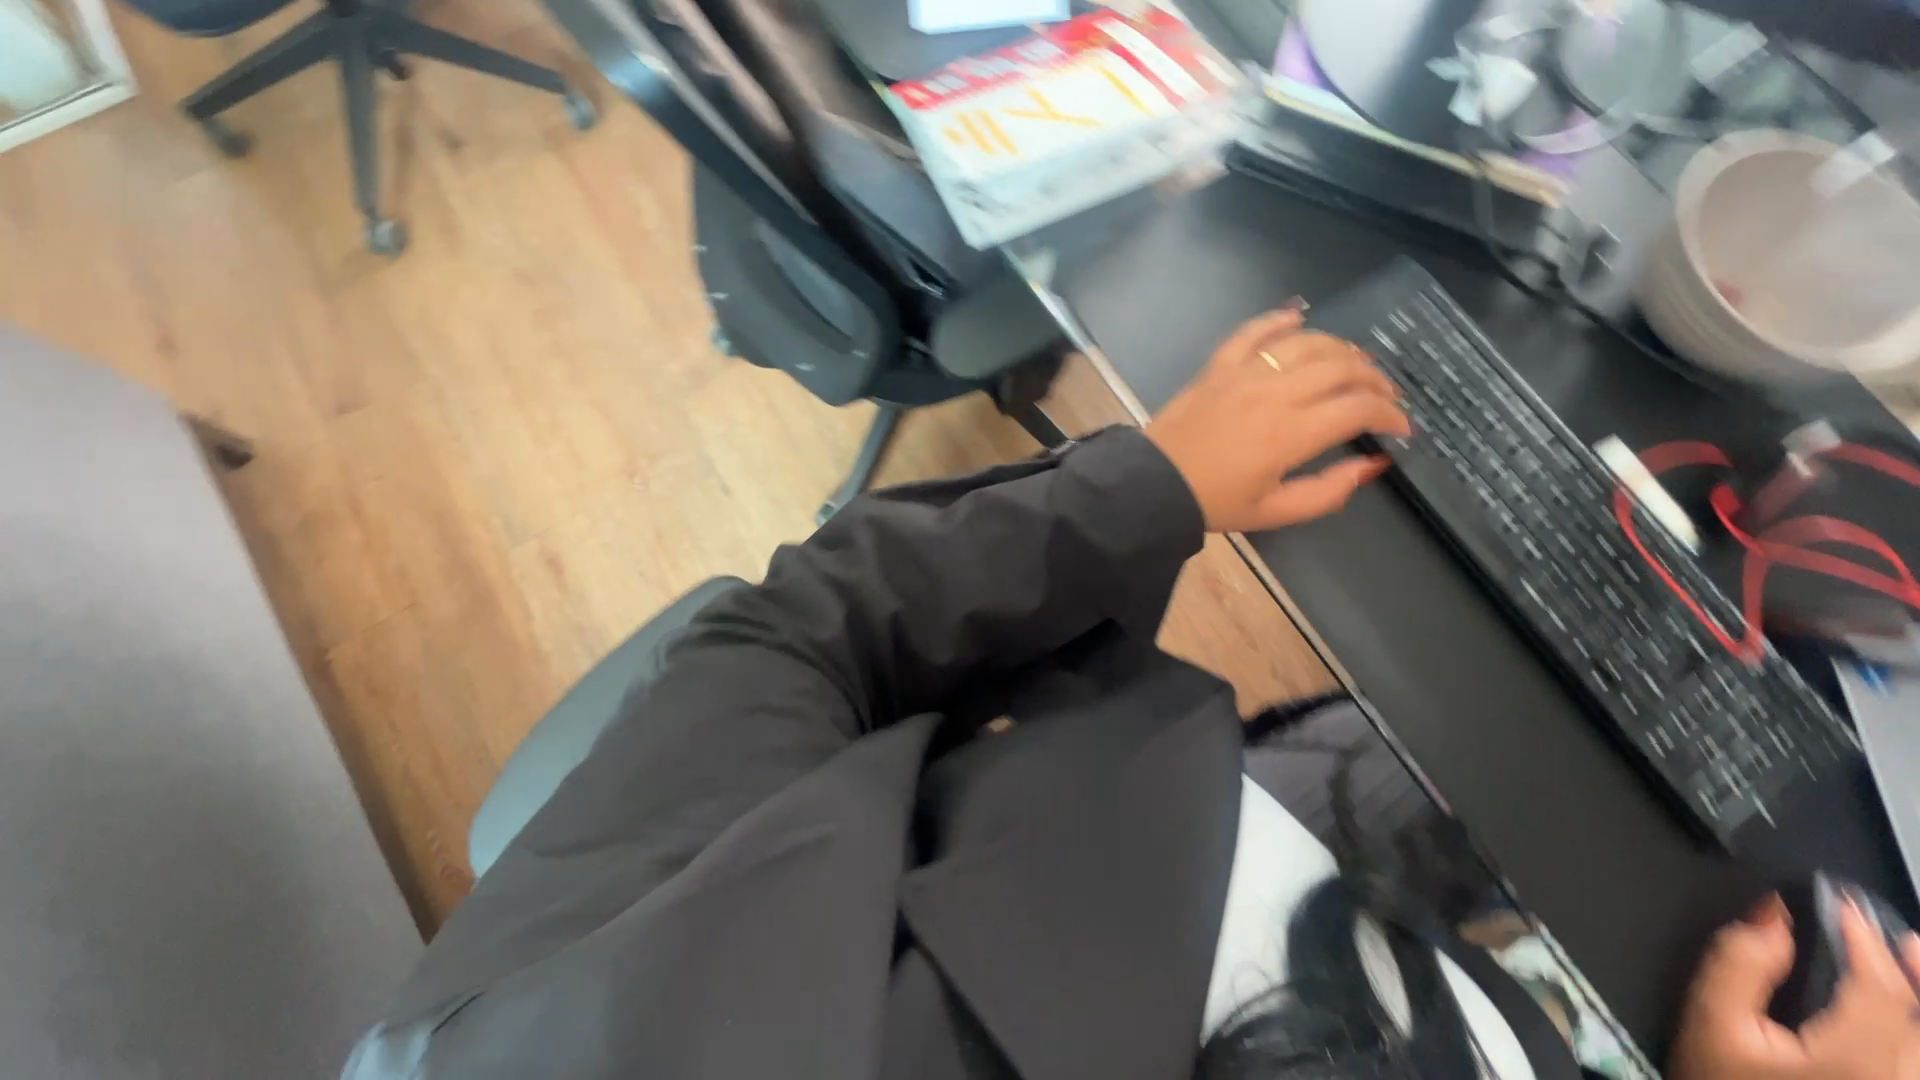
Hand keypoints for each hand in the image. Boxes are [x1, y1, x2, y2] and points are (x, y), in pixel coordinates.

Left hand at [1144, 310, 1409, 533]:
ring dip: (1340, 348)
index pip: (1359, 408)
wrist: (1152, 484)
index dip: (1390, 414)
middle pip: (1342, 367)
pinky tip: (1299, 318)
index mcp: (1291, 433)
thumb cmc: (1214, 503)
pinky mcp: (1218, 366)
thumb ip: (1327, 491)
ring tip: (1356, 362)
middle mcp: (1274, 393)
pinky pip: (1253, 331)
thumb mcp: (1275, 512)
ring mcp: (1244, 373)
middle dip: (1375, 379)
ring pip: (1307, 343)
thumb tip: (1372, 464)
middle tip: (1385, 395)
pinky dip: (1279, 320)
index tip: (1400, 427)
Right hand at [1671, 895, 1919, 1079]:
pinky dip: (1915, 1034)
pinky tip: (1905, 1014)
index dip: (1867, 944)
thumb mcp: (1711, 1019)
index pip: (1881, 993)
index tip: (1844, 905)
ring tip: (1912, 962)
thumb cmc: (1719, 1076)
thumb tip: (1773, 916)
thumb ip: (1738, 965)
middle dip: (1912, 972)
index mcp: (1854, 1063)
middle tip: (1894, 934)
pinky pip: (1916, 1063)